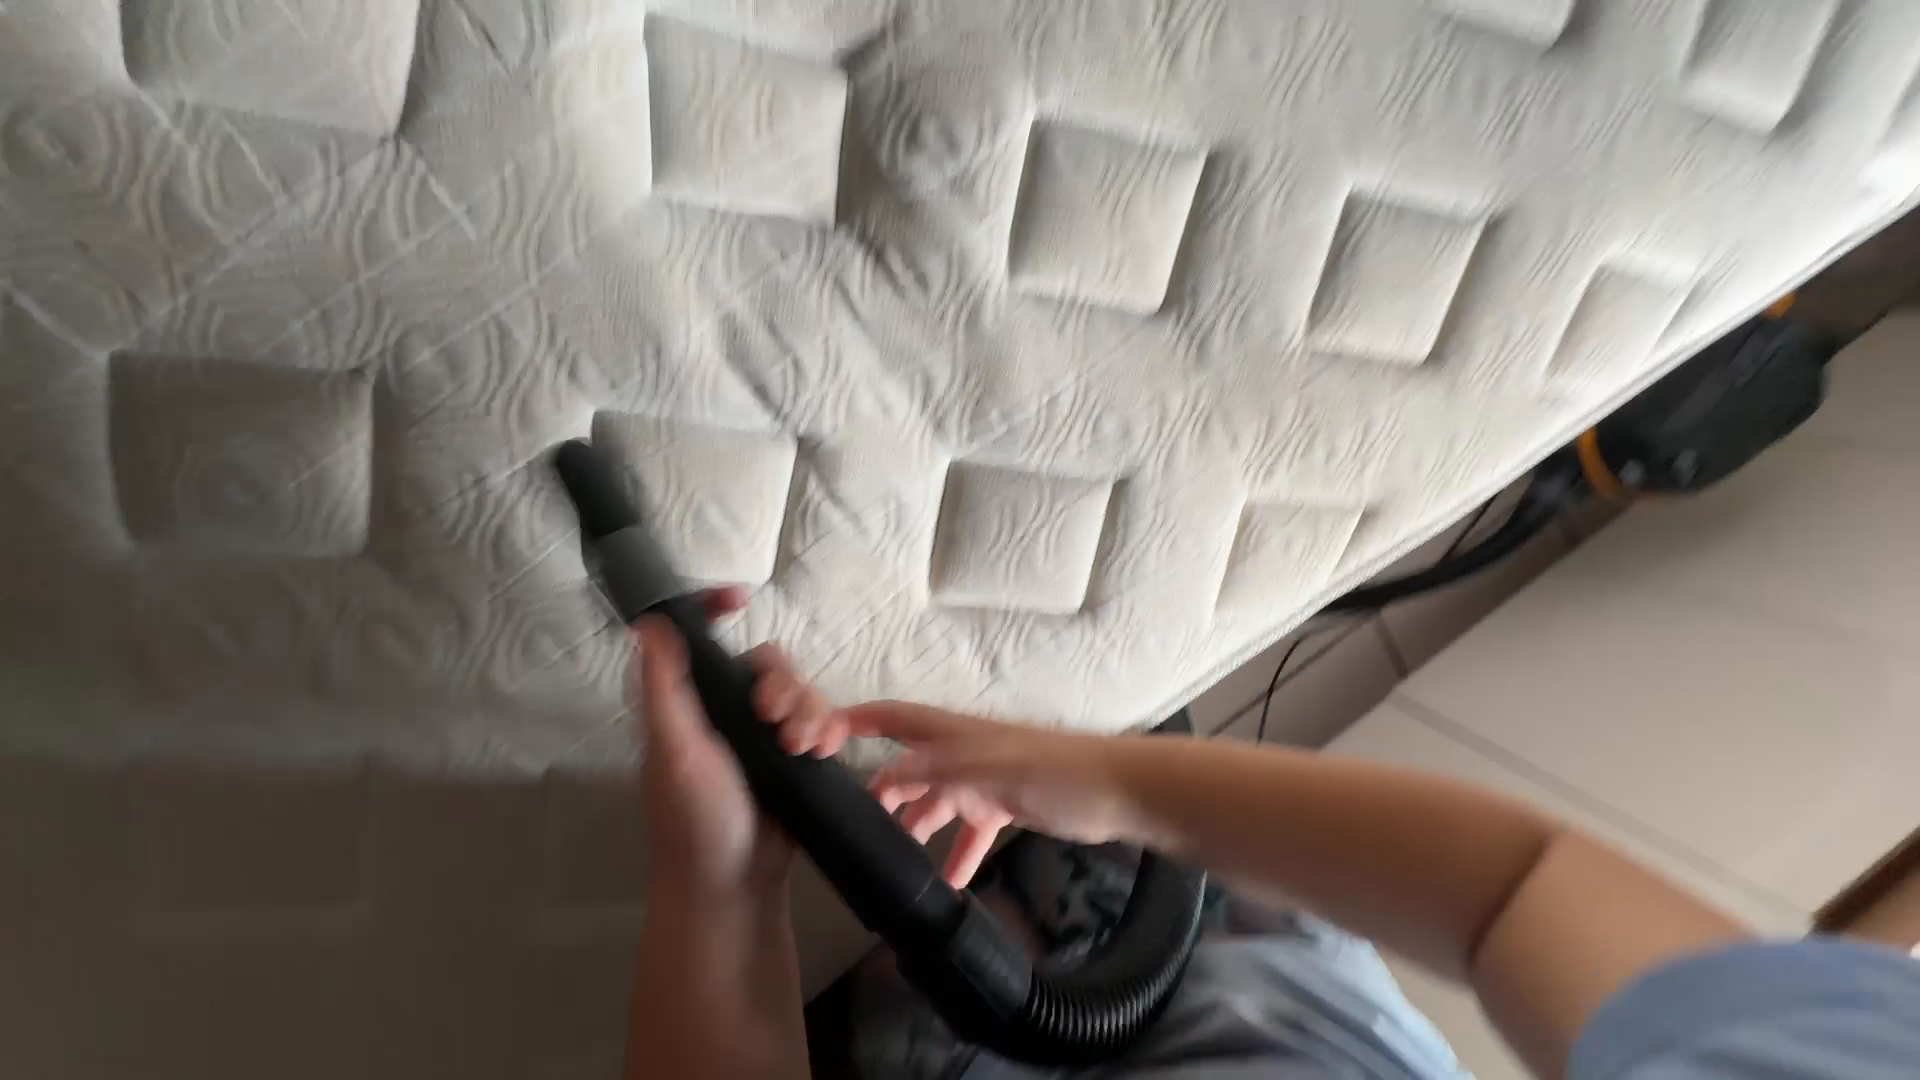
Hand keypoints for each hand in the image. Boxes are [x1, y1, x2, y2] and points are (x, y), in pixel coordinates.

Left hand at [636, 588, 841, 906]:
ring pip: (799, 689)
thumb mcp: (674, 750)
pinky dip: (827, 727)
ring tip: (804, 746)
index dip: (712, 608)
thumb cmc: (694, 818)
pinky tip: (826, 749)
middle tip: (775, 718)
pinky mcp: (795, 755)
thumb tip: (647, 623)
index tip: (741, 597)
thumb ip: (664, 687)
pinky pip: (821, 719)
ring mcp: (763, 735)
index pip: (698, 640)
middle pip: (766, 663)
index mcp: (690, 704)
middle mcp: (727, 711)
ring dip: (808, 709)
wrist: (736, 882)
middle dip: (782, 683)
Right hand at [774, 699, 1145, 887]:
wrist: (1116, 790)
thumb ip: (940, 770)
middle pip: (908, 765)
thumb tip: (885, 776)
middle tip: (853, 826)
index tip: (815, 736)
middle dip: (880, 789)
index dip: (855, 720)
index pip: (894, 718)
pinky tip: (948, 885)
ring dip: (914, 826)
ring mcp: (982, 779)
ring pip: (935, 802)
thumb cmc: (1053, 769)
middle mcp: (961, 752)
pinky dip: (956, 854)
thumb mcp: (991, 768)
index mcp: (954, 733)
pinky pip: (969, 831)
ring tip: (889, 860)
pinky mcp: (1003, 805)